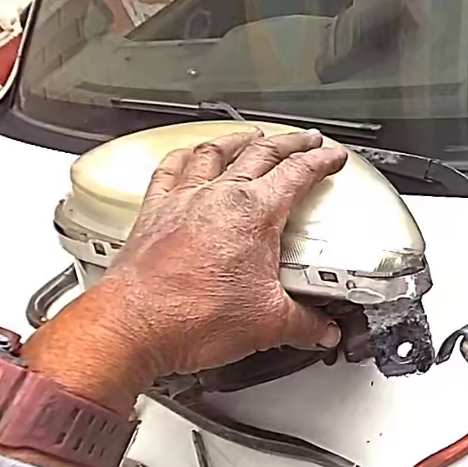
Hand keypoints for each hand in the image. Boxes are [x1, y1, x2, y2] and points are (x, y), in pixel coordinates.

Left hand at [22, 128, 347, 409]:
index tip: (332, 156)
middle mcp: (217, 197)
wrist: (135, 327)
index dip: (322, 161)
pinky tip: (187, 156)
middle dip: (290, 142)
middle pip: (260, 152)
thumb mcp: (269, 325)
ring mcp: (183, 201)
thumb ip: (306, 325)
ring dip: (238, 140)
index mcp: (253, 215)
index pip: (297, 174)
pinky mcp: (155, 213)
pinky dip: (184, 156)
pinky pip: (170, 169)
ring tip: (251, 136)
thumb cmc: (192, 318)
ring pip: (214, 152)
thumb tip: (323, 330)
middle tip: (306, 140)